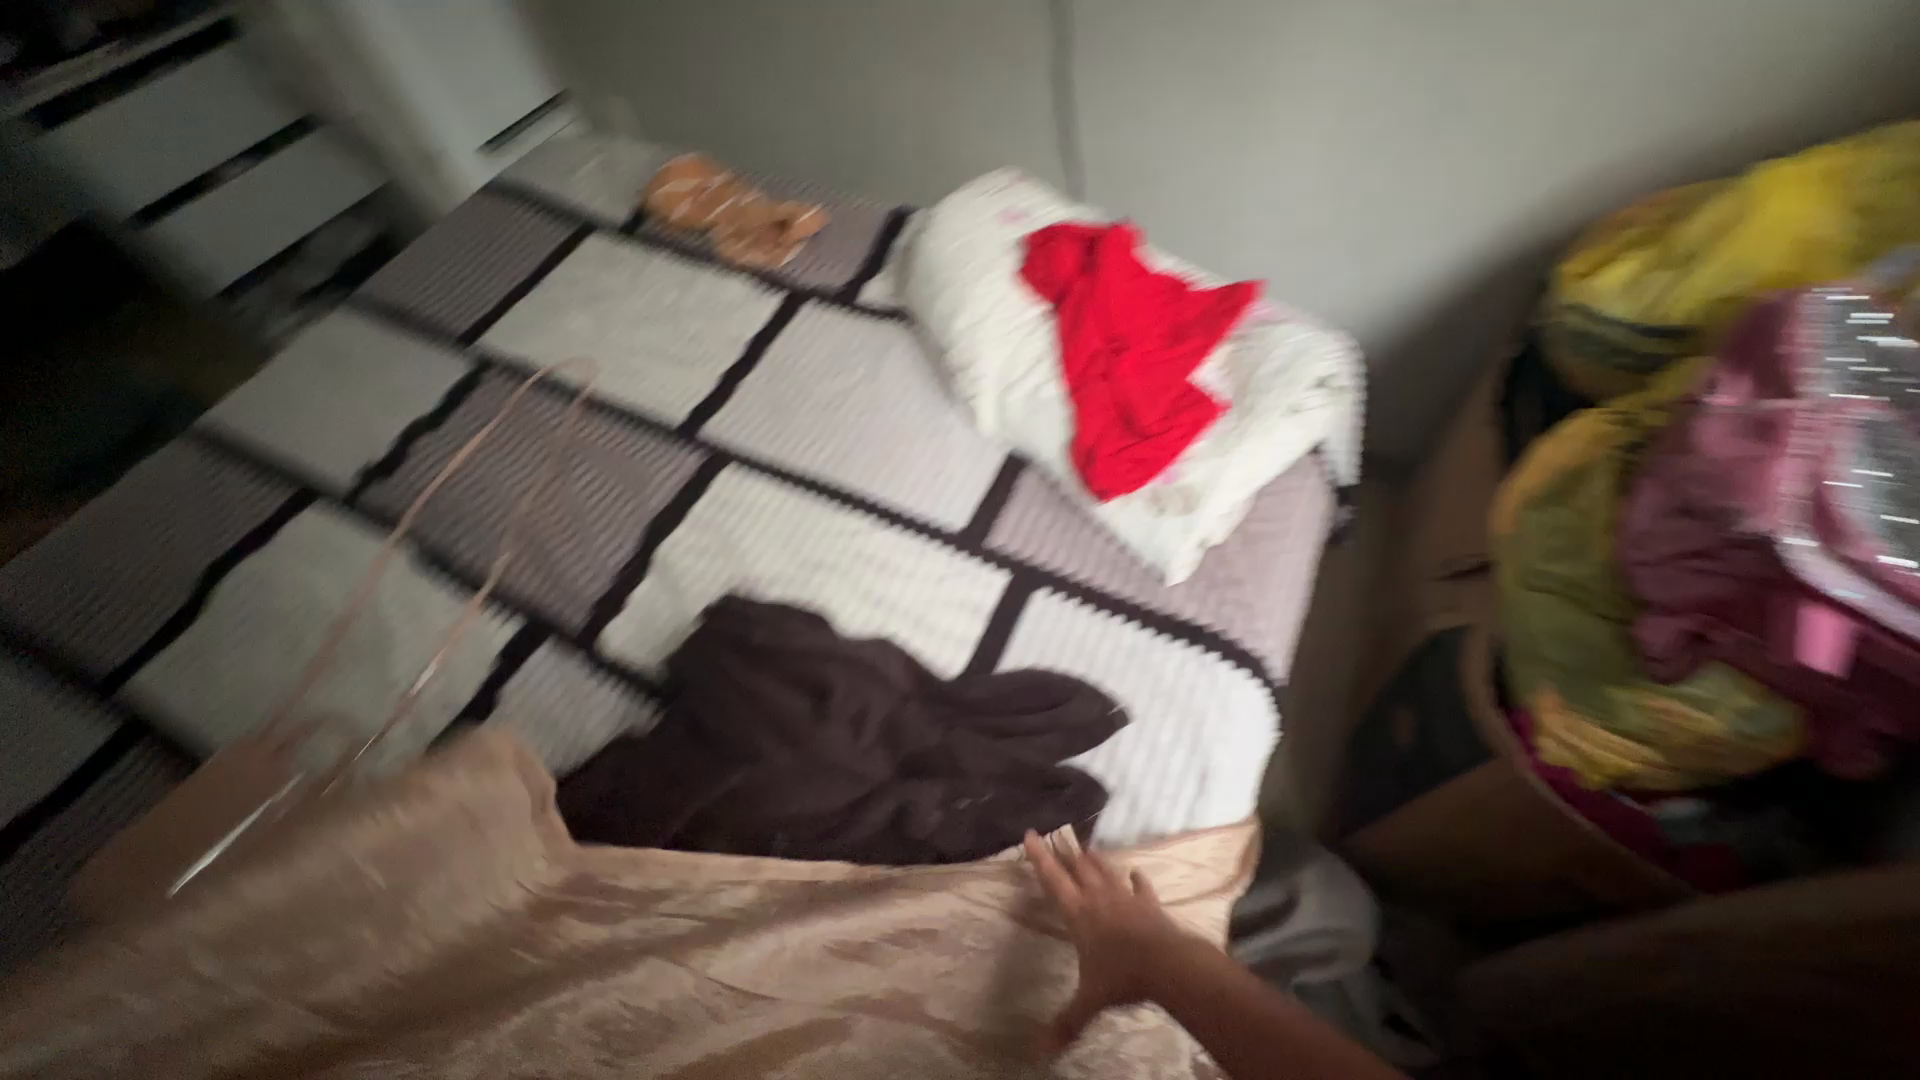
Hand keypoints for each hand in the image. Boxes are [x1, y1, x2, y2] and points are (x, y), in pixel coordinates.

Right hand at [1023, 829, 1201, 1054]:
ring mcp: (1125, 898)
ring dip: (1096, 860)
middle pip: (1079, 868)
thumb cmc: (1120, 977)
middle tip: (1058, 836)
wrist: (1166, 964)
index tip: (1031, 834)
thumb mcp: (1089, 1001)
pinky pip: (1141, 887)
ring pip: (1106, 871)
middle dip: (1066, 852)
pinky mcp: (1149, 904)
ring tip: (1088, 849)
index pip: (1052, 879)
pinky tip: (1136, 873)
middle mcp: (1098, 898)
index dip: (1040, 857)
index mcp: (1077, 913)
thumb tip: (1040, 1052)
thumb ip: (1067, 1021)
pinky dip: (1137, 879)